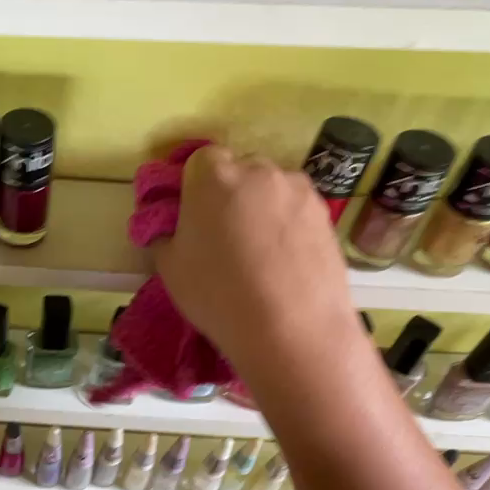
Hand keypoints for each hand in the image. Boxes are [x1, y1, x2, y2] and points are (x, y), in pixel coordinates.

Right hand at [151, 145, 362, 374]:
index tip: (194, 219)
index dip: (195, 188)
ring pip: (270, 189)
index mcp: (212, 177)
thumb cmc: (217, 295)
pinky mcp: (324, 211)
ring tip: (260, 254)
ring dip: (262, 209)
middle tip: (225, 238)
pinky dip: (288, 225)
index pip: (199, 161)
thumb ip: (166, 235)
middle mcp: (257, 170)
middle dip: (230, 194)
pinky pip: (296, 209)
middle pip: (238, 170)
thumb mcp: (169, 268)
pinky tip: (285, 262)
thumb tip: (172, 228)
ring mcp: (296, 188)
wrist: (290, 328)